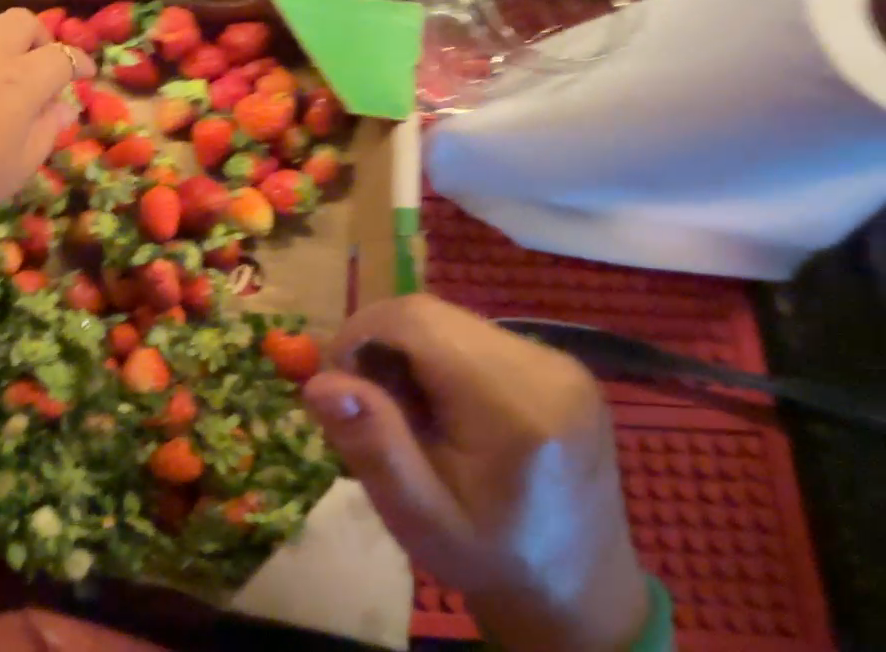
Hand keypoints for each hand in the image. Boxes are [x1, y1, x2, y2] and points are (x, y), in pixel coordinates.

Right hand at [300, 297, 649, 651]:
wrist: (578, 583)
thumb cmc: (488, 552)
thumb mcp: (418, 517)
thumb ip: (373, 446)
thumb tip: (319, 382)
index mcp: (514, 407)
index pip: (413, 320)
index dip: (357, 335)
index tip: (341, 386)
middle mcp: (545, 369)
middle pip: (426, 314)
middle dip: (378, 345)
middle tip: (369, 404)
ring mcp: (559, 362)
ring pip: (444, 319)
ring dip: (404, 350)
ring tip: (406, 410)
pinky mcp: (558, 364)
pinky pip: (469, 333)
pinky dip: (434, 356)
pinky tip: (440, 406)